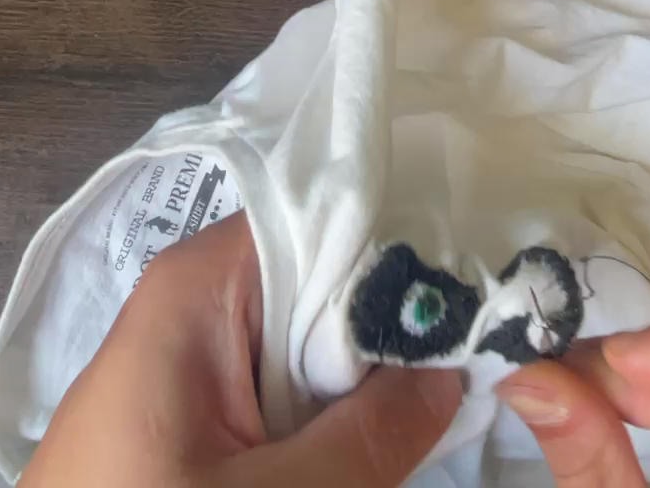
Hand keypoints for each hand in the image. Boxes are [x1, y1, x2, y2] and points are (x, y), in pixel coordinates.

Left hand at [23, 212, 463, 486]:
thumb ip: (376, 431)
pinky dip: (317, 400)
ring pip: (297, 332)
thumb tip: (455, 369)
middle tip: (461, 343)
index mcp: (199, 281)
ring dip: (354, 367)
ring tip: (430, 381)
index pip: (315, 219)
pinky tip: (363, 423)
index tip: (460, 285)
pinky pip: (270, 375)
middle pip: (312, 275)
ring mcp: (188, 348)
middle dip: (381, 317)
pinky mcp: (189, 399)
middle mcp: (192, 295)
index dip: (392, 246)